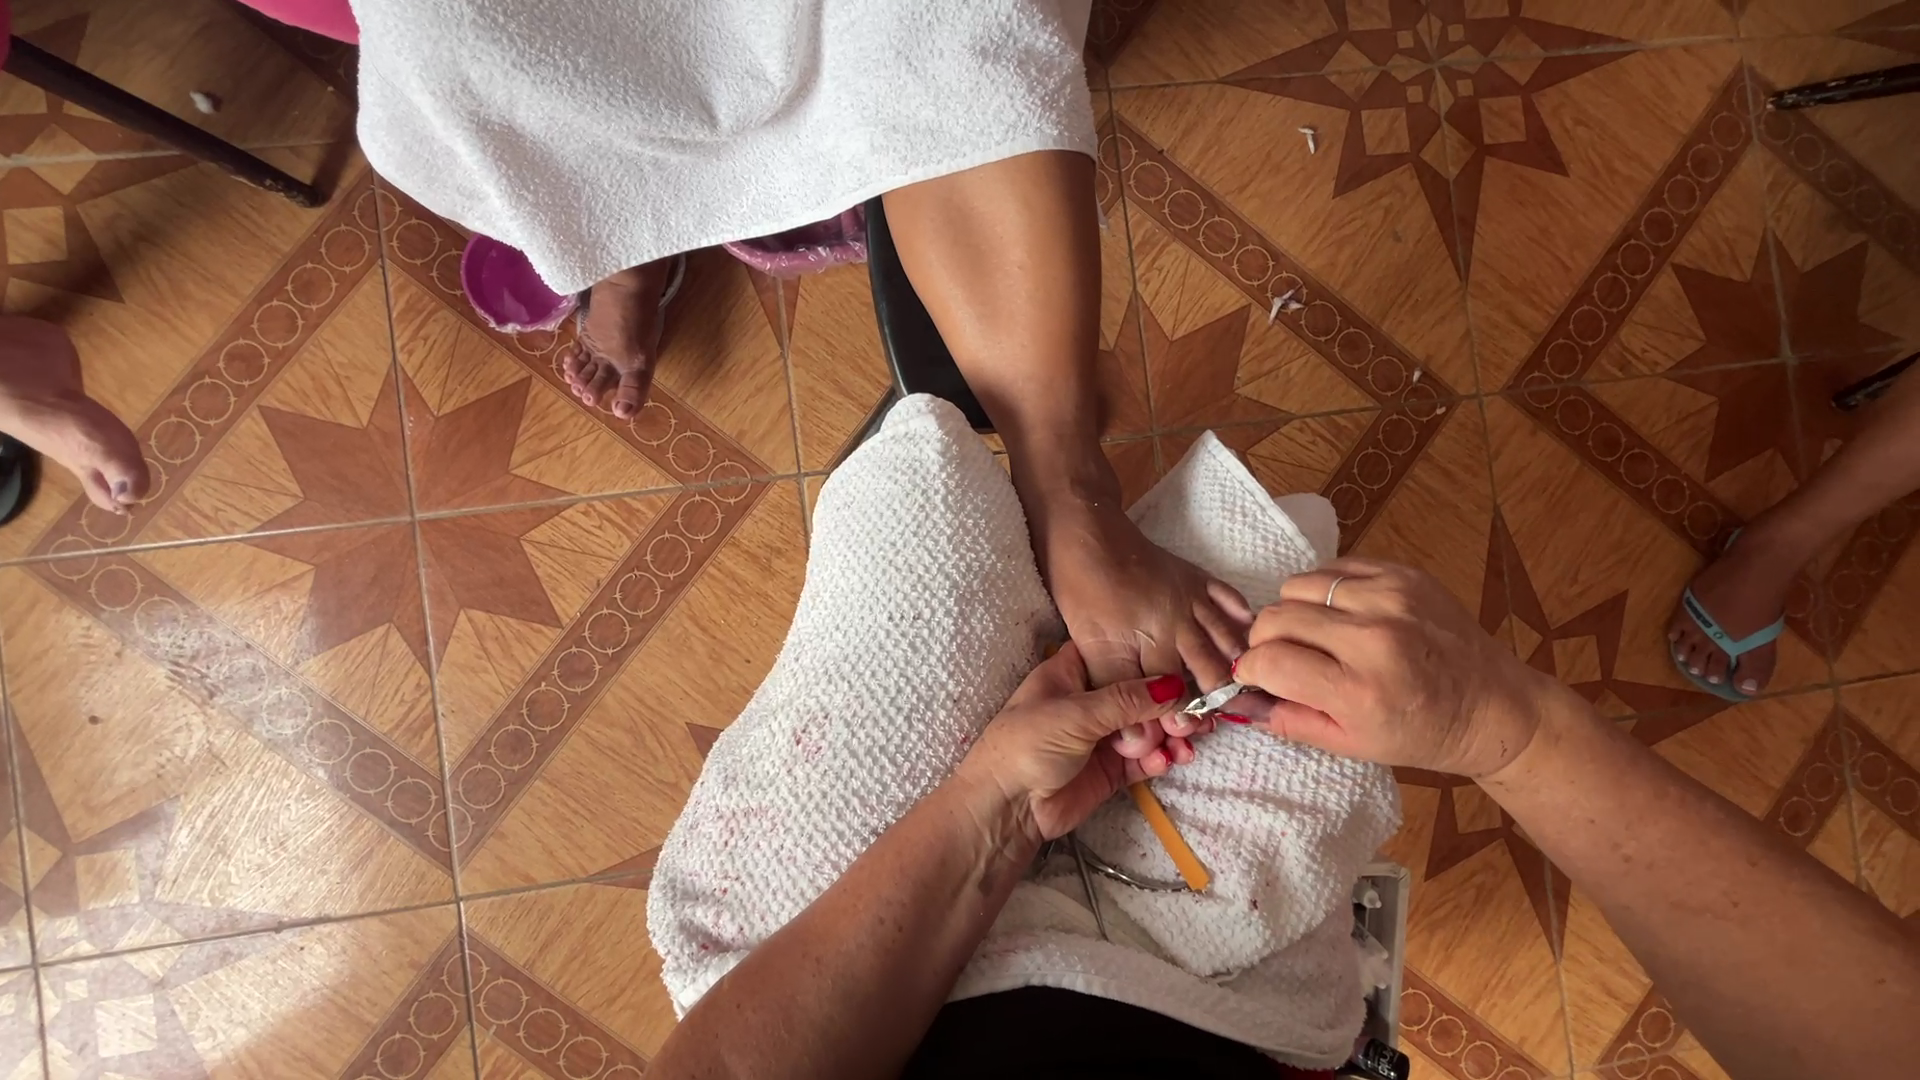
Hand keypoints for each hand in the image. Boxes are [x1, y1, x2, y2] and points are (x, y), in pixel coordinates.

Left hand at [954, 642, 1191, 842]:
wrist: (1006, 808)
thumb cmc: (1028, 744)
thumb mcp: (1076, 714)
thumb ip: (1127, 700)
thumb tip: (1175, 684)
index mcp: (1070, 673)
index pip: (1117, 655)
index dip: (1149, 660)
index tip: (1184, 670)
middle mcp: (1089, 700)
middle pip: (1139, 694)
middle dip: (1168, 705)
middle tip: (1193, 717)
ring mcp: (1100, 736)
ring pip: (1147, 727)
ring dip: (1169, 734)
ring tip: (1185, 745)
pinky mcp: (1109, 770)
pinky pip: (1143, 759)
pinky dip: (1159, 759)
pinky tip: (1168, 762)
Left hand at [1041, 500, 1251, 760]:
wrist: (1085, 534)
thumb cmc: (1081, 592)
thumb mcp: (1089, 645)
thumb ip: (1115, 690)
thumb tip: (1134, 739)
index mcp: (1156, 641)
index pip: (1178, 693)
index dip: (1182, 718)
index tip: (1184, 735)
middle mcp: (1184, 621)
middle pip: (1212, 668)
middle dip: (1219, 697)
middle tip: (1223, 717)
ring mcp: (1193, 596)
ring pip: (1228, 637)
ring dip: (1239, 663)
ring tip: (1248, 686)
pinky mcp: (1194, 576)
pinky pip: (1229, 597)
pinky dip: (1242, 617)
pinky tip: (1250, 631)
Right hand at [1231, 558, 1567, 778]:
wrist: (1496, 706)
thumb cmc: (1420, 733)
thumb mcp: (1350, 744)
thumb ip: (1286, 720)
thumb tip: (1236, 698)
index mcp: (1360, 690)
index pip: (1269, 661)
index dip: (1250, 669)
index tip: (1253, 676)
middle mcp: (1373, 639)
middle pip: (1275, 618)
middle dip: (1264, 641)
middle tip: (1280, 656)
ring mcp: (1389, 598)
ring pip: (1295, 587)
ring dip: (1292, 611)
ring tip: (1315, 634)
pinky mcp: (1401, 574)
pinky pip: (1330, 569)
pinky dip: (1322, 591)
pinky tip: (1340, 614)